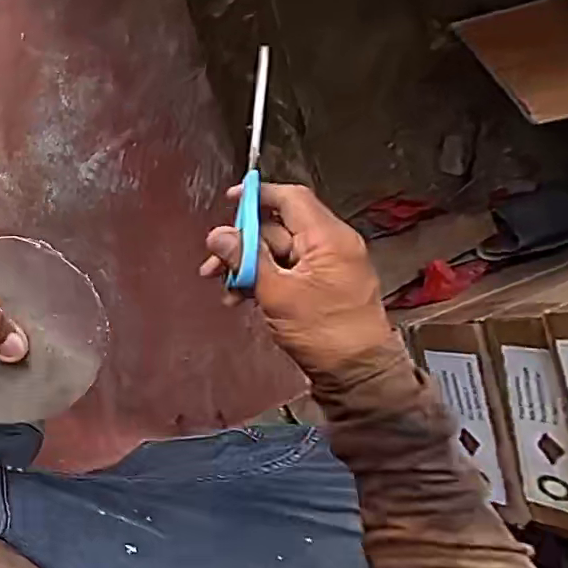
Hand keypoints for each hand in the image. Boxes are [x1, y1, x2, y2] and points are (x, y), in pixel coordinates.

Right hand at [198, 182, 394, 377]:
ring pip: (274, 254)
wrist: (355, 371)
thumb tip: (220, 235)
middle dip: (241, 245)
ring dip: (245, 268)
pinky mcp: (317, 286)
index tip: (229, 200)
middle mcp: (329, 246)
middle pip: (276, 229)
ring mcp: (323, 267)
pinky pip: (282, 273)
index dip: (258, 196)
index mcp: (327, 238)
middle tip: (212, 264)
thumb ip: (247, 260)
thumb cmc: (324, 332)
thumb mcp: (277, 293)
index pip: (291, 200)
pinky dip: (260, 281)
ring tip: (224, 289)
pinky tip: (239, 298)